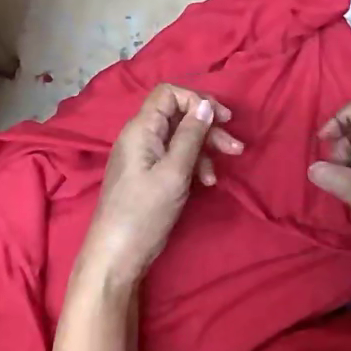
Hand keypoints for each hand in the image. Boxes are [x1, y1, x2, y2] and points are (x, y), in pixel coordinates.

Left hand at [80, 84, 243, 289]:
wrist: (116, 257)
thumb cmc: (144, 213)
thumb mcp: (174, 172)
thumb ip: (191, 135)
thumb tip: (206, 105)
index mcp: (140, 129)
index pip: (169, 94)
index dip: (197, 100)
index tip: (221, 119)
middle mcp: (140, 137)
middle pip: (179, 115)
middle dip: (209, 127)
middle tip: (235, 146)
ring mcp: (143, 157)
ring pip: (180, 137)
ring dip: (206, 147)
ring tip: (226, 165)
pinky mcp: (148, 175)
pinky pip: (175, 156)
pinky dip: (194, 163)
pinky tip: (207, 182)